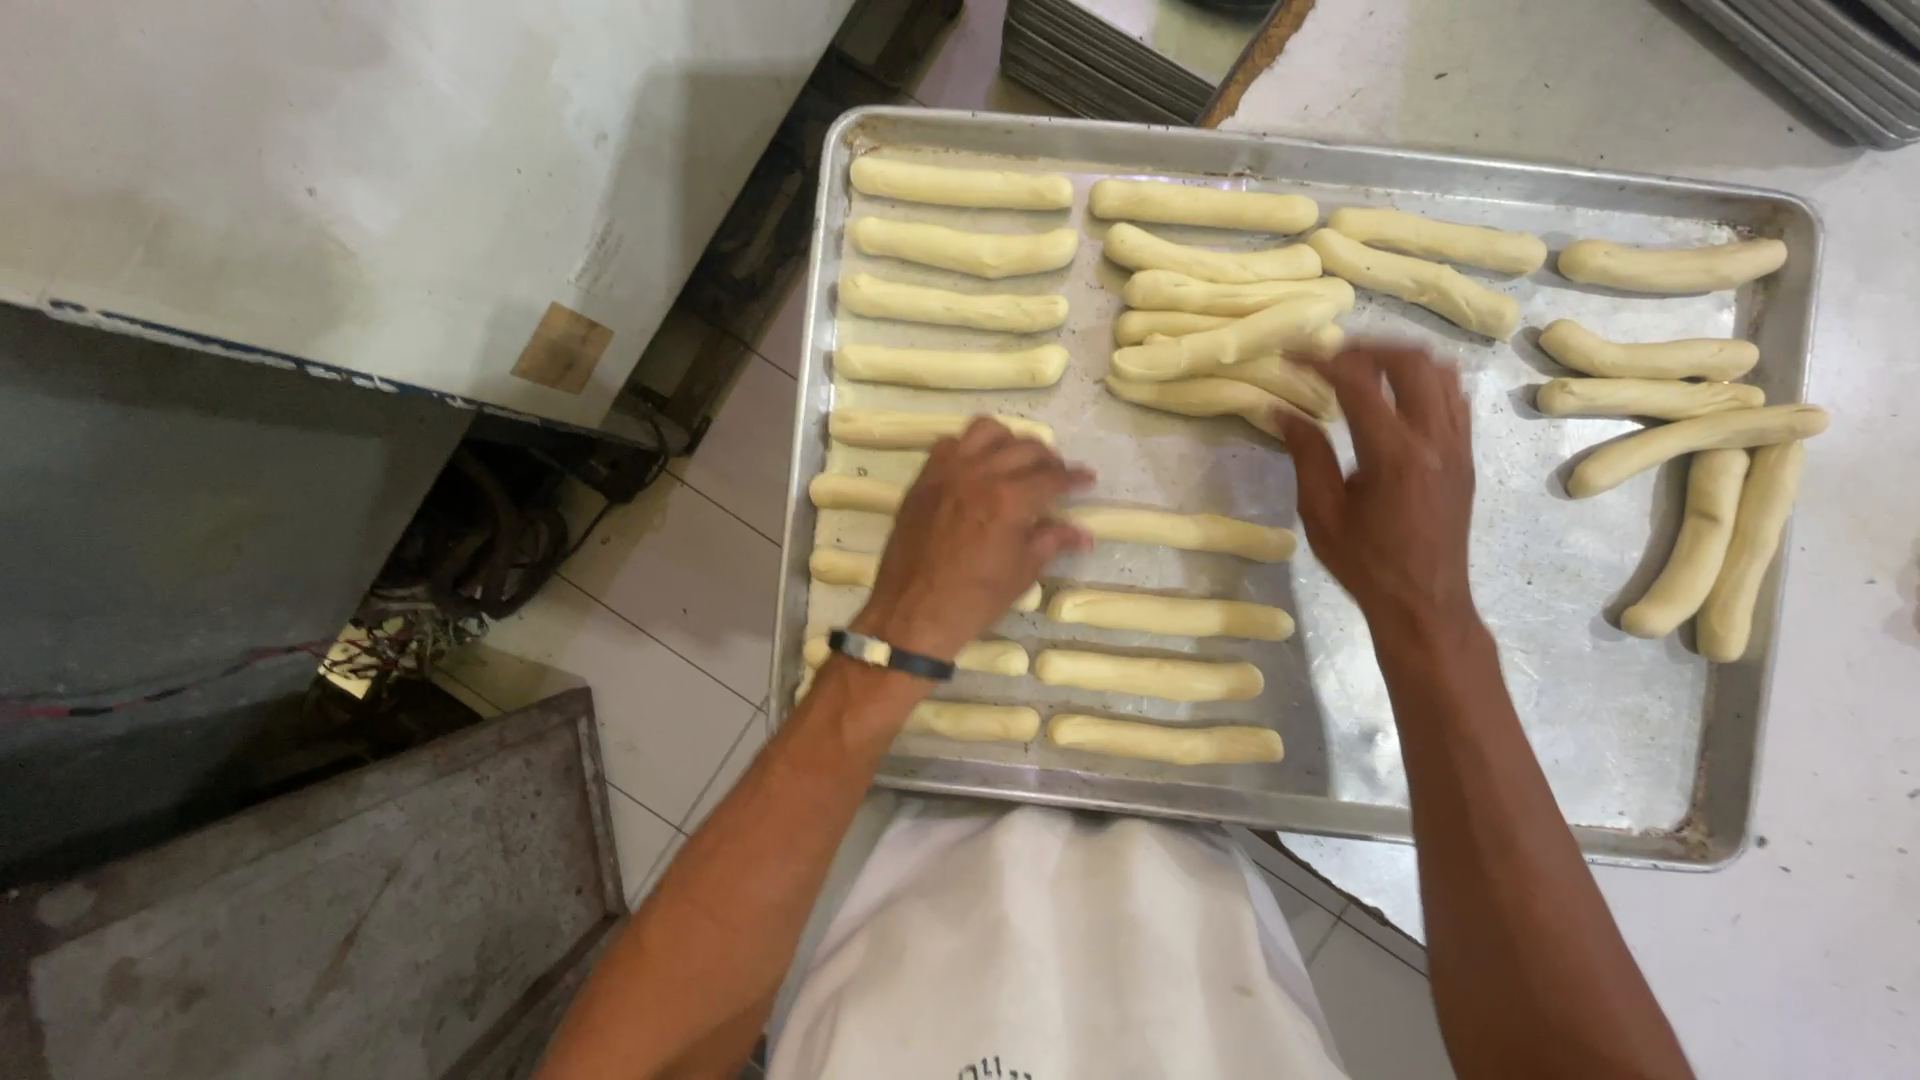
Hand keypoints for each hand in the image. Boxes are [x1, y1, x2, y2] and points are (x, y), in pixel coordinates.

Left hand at [851, 419, 1092, 660]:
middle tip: (1056, 476)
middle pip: (1025, 447)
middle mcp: (980, 474)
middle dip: (1049, 459)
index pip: (1053, 477)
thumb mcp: (1022, 574)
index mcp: (1009, 500)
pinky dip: (970, 447)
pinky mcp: (924, 479)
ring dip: (1009, 441)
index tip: (1087, 480)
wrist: (913, 613)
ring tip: (1017, 461)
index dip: (1075, 478)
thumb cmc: (973, 600)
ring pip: (986, 431)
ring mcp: (947, 472)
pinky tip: (978, 466)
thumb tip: (1082, 533)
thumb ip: (1052, 542)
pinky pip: (950, 444)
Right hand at [1277, 344, 1477, 631]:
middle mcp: (1435, 439)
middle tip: (1331, 356)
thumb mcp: (1321, 513)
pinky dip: (1426, 382)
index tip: (1292, 355)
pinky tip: (1398, 394)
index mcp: (1394, 455)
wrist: (1424, 601)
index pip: (1358, 384)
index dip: (1322, 361)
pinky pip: (1455, 398)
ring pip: (1442, 373)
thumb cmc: (1365, 563)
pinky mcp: (1466, 455)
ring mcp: (1458, 445)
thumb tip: (1283, 411)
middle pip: (1412, 362)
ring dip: (1401, 359)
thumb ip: (1307, 454)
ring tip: (1364, 367)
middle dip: (1368, 348)